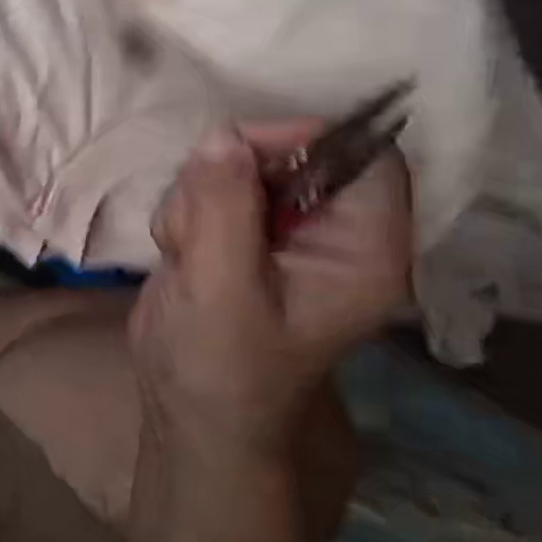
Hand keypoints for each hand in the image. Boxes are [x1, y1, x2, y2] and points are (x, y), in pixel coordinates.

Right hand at [130, 122, 411, 462]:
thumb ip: (222, 207)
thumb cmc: (222, 360)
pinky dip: (180, 213)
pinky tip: (179, 253)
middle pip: (287, 157)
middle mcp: (329, 234)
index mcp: (361, 248)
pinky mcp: (235, 238)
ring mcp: (278, 235)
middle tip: (199, 224)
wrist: (186, 407)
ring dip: (194, 200)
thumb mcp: (222, 285)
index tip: (232, 153)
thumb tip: (221, 134)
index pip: (361, 159)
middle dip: (227, 179)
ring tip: (188, 250)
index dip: (302, 141)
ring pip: (234, 170)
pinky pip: (204, 191)